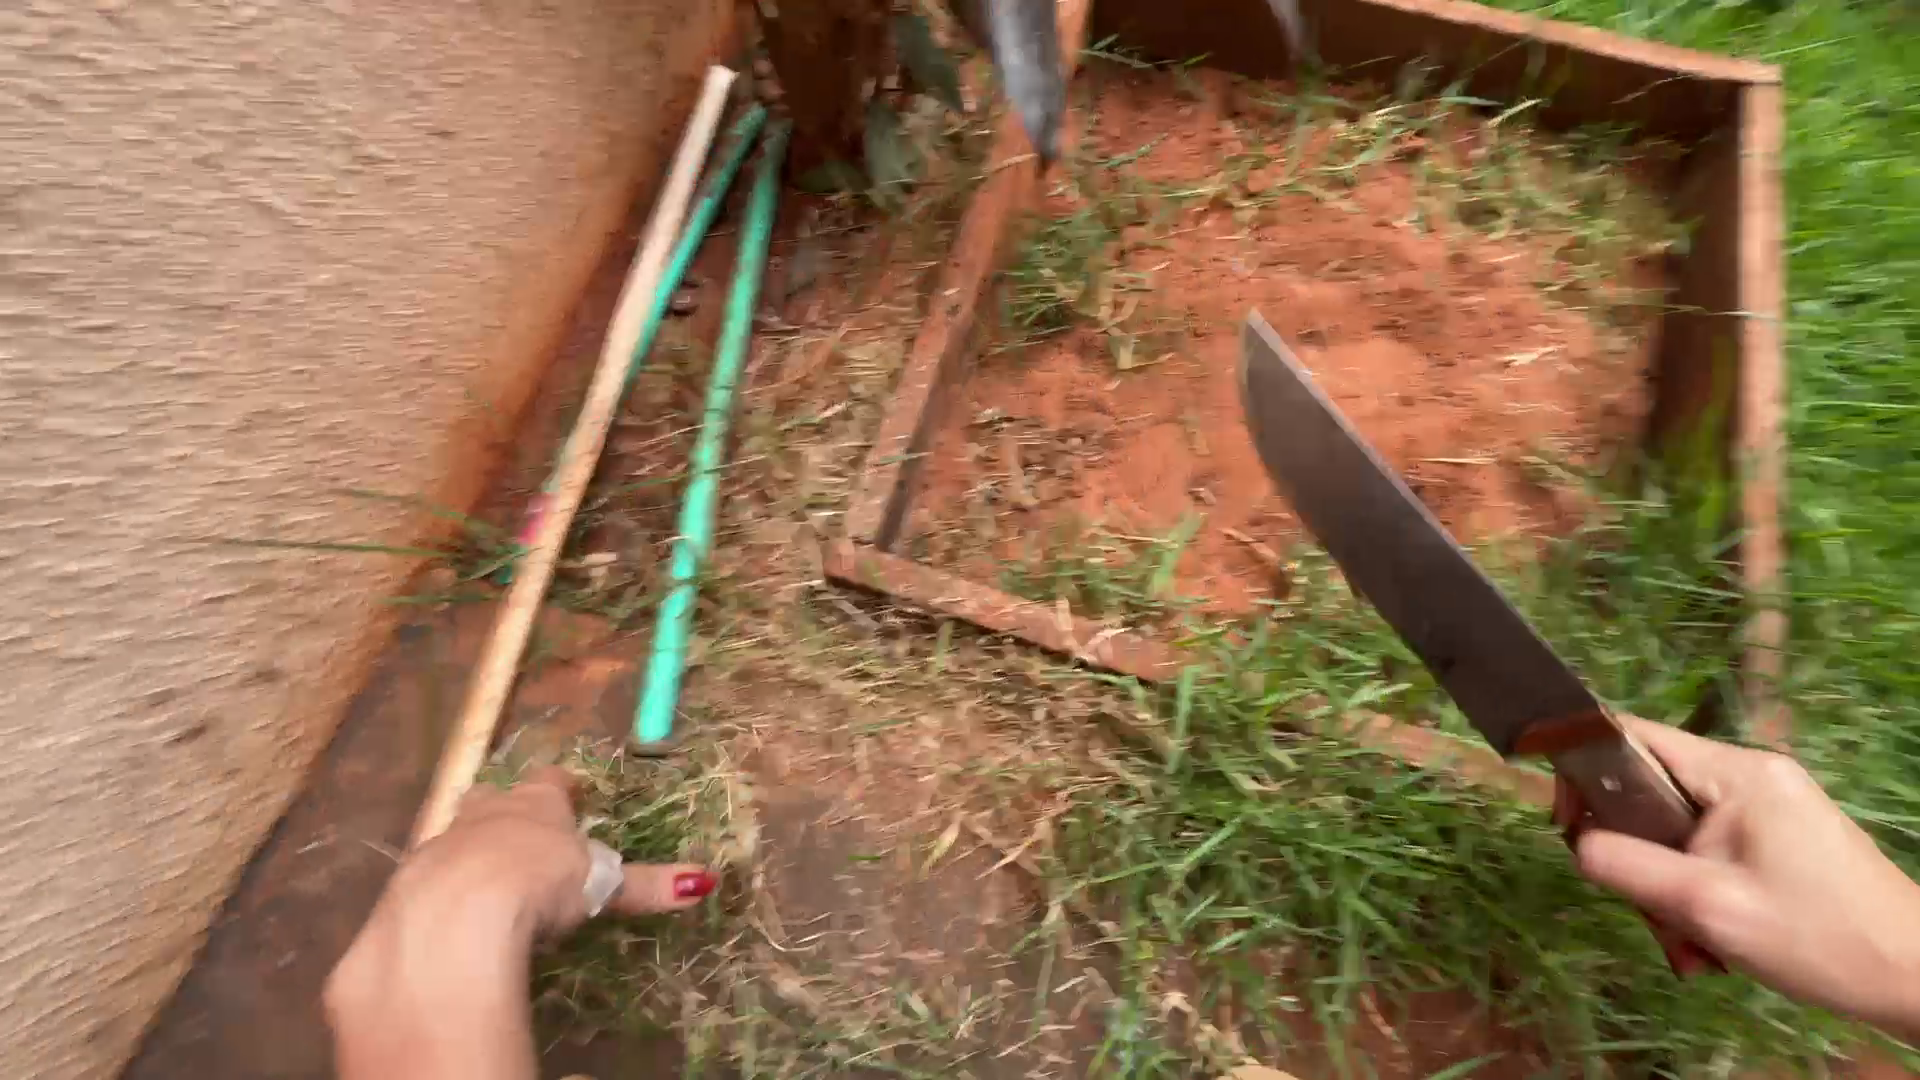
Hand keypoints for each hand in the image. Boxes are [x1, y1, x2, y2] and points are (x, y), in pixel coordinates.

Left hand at [324, 767, 715, 1079]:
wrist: (452, 921)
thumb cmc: (538, 884)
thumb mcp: (601, 884)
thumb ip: (648, 884)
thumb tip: (706, 882)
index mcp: (536, 804)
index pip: (551, 781)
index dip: (562, 787)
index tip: (572, 796)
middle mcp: (486, 814)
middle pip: (493, 796)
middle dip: (505, 808)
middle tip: (521, 832)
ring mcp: (437, 848)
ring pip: (452, 837)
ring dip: (466, 852)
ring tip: (484, 881)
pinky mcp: (399, 894)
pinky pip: (419, 886)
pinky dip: (434, 896)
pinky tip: (445, 922)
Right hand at [1559, 719, 1919, 1039]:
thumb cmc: (1824, 940)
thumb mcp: (1705, 904)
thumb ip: (1621, 862)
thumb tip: (1573, 842)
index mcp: (1735, 772)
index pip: (1624, 736)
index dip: (1579, 769)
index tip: (1568, 823)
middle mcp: (1745, 776)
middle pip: (1640, 791)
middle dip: (1627, 851)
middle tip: (1638, 902)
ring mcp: (1760, 808)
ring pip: (1664, 828)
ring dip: (1656, 882)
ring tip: (1682, 937)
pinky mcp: (1769, 839)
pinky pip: (1694, 848)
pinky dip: (1685, 889)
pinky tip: (1703, 934)